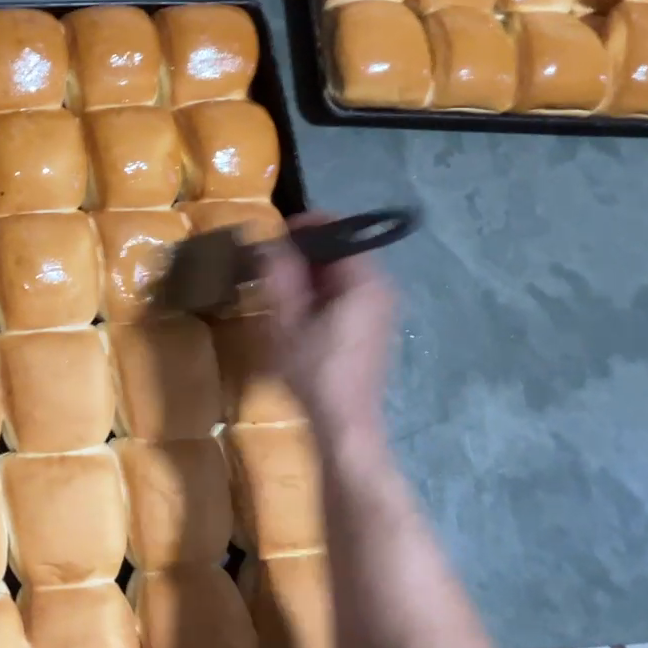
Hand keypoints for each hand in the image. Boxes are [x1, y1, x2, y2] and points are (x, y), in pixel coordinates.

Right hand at [257, 212, 396, 439]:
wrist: (343, 422)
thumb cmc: (313, 369)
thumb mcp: (285, 317)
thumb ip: (278, 272)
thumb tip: (266, 238)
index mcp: (365, 278)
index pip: (336, 227)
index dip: (301, 225)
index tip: (268, 237)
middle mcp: (381, 285)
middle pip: (338, 249)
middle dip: (301, 251)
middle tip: (266, 265)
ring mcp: (381, 306)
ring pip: (339, 272)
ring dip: (307, 273)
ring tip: (276, 287)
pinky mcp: (373, 325)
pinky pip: (345, 292)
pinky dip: (319, 291)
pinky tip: (295, 312)